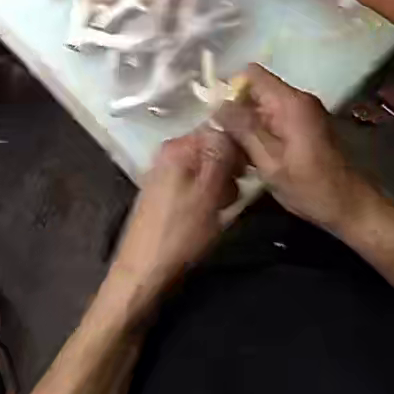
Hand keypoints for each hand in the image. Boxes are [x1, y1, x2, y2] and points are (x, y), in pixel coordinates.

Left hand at [106, 127, 243, 312]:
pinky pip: (195, 183)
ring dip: (220, 184)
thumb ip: (220, 155)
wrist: (144, 269)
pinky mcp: (164, 192)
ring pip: (205, 168)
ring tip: (223, 207)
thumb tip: (229, 124)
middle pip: (211, 148)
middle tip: (234, 192)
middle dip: (229, 168)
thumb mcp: (209, 192)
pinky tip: (209, 214)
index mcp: (177, 147)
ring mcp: (164, 172)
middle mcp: (167, 153)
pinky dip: (207, 195)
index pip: (217, 129)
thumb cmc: (180, 232)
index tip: (250, 168)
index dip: (238, 146)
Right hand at [214, 65, 383, 236]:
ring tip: (234, 149)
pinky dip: (259, 131)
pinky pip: (273, 117)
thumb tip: (217, 104)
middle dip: (235, 109)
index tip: (216, 114)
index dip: (230, 87)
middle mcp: (298, 100)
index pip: (251, 74)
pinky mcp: (305, 125)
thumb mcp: (269, 161)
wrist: (353, 208)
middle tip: (220, 136)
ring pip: (261, 105)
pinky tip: (251, 155)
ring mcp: (303, 112)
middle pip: (255, 90)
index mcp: (290, 103)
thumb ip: (243, 129)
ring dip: (246, 123)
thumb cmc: (311, 187)